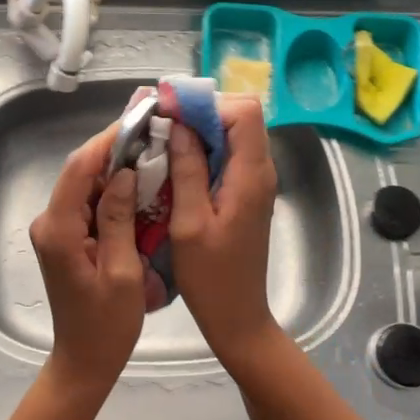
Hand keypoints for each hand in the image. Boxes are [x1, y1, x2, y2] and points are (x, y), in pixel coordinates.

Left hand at [29, 125, 144, 387]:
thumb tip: (123, 173)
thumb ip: (118, 219)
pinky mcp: (65, 239)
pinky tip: (139, 183)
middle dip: (114, 150)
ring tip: (152, 149)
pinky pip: (88, 204)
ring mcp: (55, 231)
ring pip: (85, 186)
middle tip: (153, 131)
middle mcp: (49, 224)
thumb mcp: (122, 272)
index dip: (107, 141)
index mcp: (59, 230)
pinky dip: (111, 191)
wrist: (84, 360)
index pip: (78, 169)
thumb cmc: (107, 325)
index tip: (138, 120)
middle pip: (80, 173)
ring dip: (115, 169)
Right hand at [169, 96, 279, 355]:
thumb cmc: (211, 276)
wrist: (237, 315)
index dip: (208, 104)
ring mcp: (255, 183)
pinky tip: (174, 166)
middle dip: (199, 113)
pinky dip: (202, 153)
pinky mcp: (245, 195)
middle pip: (239, 117)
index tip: (169, 114)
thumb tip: (179, 126)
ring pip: (232, 136)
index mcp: (251, 175)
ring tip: (160, 143)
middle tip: (160, 127)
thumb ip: (187, 171)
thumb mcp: (189, 223)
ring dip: (198, 133)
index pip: (244, 111)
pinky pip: (227, 158)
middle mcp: (260, 172)